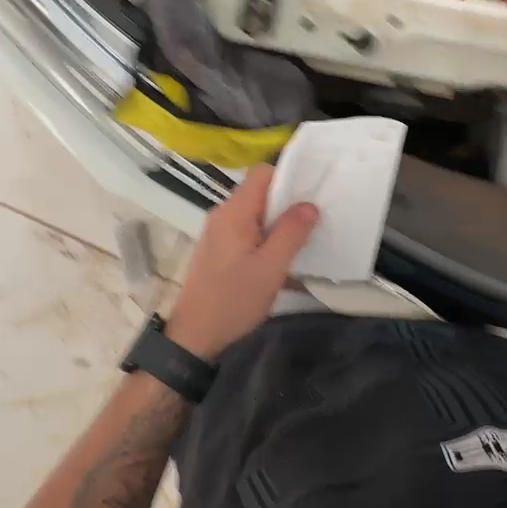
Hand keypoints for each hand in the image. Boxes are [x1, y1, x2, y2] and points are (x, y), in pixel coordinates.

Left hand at [164, 165, 317, 363]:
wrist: (194, 335)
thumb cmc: (234, 299)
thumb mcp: (271, 268)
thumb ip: (291, 233)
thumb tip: (310, 204)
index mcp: (234, 212)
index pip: (261, 173)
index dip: (288, 177)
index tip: (311, 194)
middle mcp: (222, 214)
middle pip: (258, 191)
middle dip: (286, 201)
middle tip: (312, 220)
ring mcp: (217, 231)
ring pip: (253, 212)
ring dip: (277, 222)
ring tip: (300, 239)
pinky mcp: (217, 248)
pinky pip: (245, 229)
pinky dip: (264, 235)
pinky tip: (279, 256)